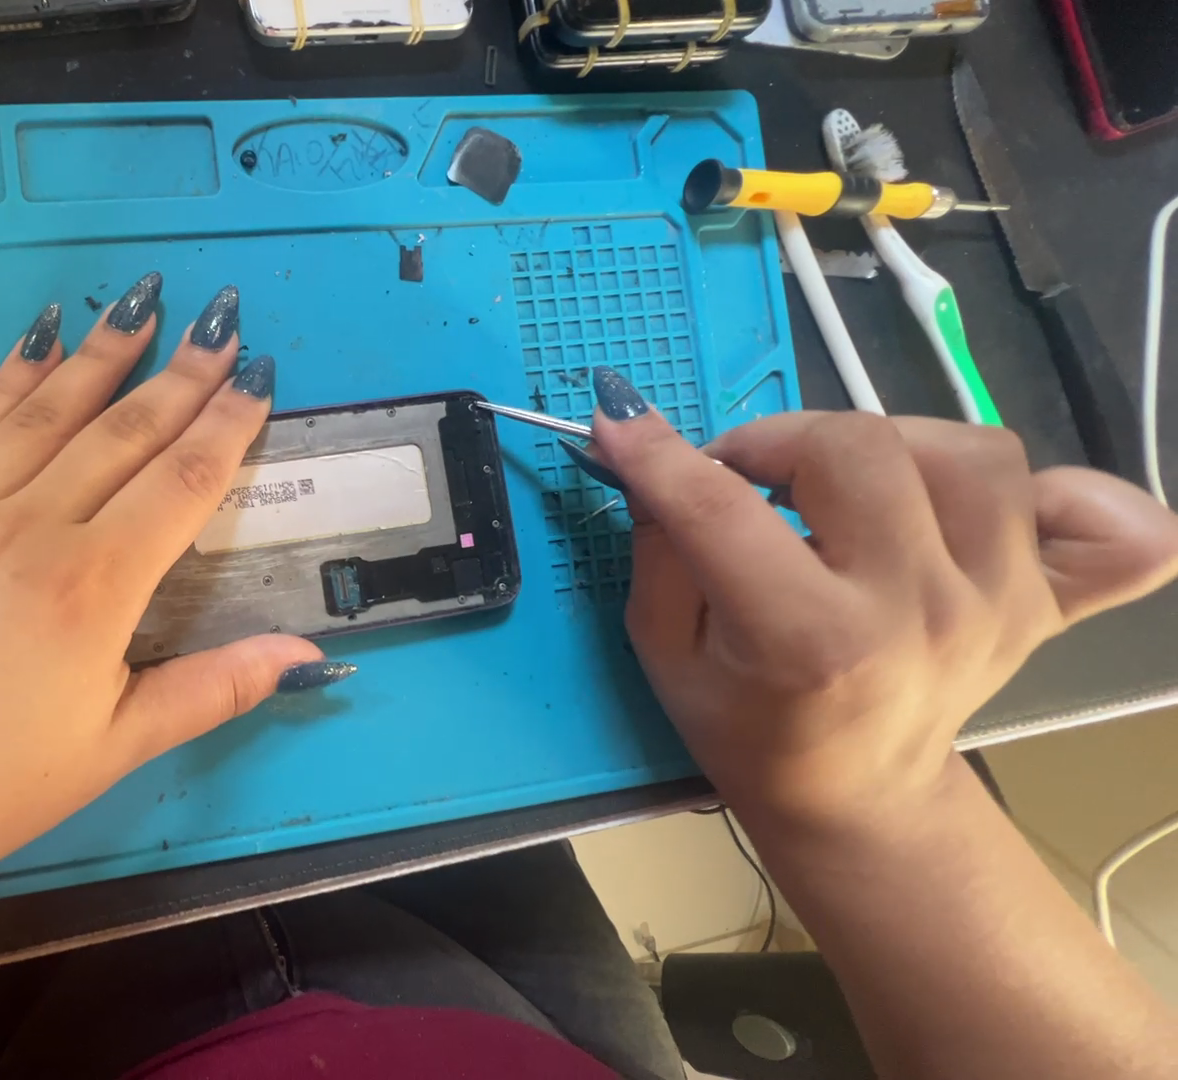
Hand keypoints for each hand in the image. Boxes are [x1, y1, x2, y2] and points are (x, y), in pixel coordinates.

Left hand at [0, 276, 335, 882]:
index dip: (228, 425)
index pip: (182, 482)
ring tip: (142, 302)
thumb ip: (218, 687)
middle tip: (220, 321)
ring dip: (103, 353)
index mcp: (94, 586)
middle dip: (182, 373)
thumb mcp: (117, 746)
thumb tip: (313, 659)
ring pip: (50, 411)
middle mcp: (32, 527)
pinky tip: (39, 337)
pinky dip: (13, 376)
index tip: (258, 376)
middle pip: (125, 432)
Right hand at [588, 368, 1177, 829]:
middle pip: (856, 450)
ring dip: (879, 445)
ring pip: (970, 451)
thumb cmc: (739, 726)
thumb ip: (658, 551)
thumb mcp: (662, 650)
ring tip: (831, 486)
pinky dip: (1060, 494)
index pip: (718, 510)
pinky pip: (1115, 520)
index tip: (614, 418)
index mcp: (801, 638)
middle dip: (768, 439)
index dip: (655, 452)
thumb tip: (655, 465)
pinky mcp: (1055, 604)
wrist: (852, 796)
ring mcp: (1002, 604)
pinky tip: (977, 511)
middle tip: (733, 473)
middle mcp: (915, 610)